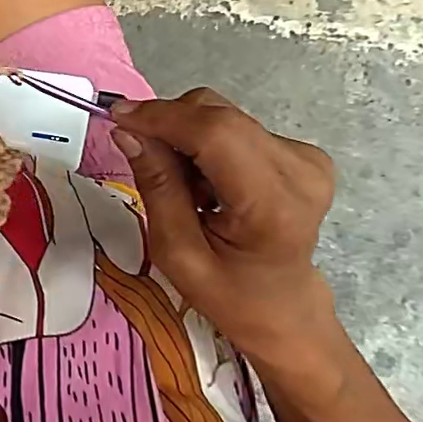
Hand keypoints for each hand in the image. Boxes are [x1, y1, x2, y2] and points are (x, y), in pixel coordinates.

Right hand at [110, 89, 339, 366]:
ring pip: (221, 115)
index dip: (162, 117)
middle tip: (140, 154)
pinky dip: (202, 144)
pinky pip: (231, 126)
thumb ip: (156, 187)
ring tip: (181, 183)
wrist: (281, 306)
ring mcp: (305, 158)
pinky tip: (203, 180)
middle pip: (217, 116)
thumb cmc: (228, 291)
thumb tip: (129, 133)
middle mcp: (300, 170)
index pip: (215, 133)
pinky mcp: (299, 152)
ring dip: (184, 137)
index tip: (117, 116)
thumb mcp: (176, 251)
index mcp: (273, 204)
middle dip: (167, 125)